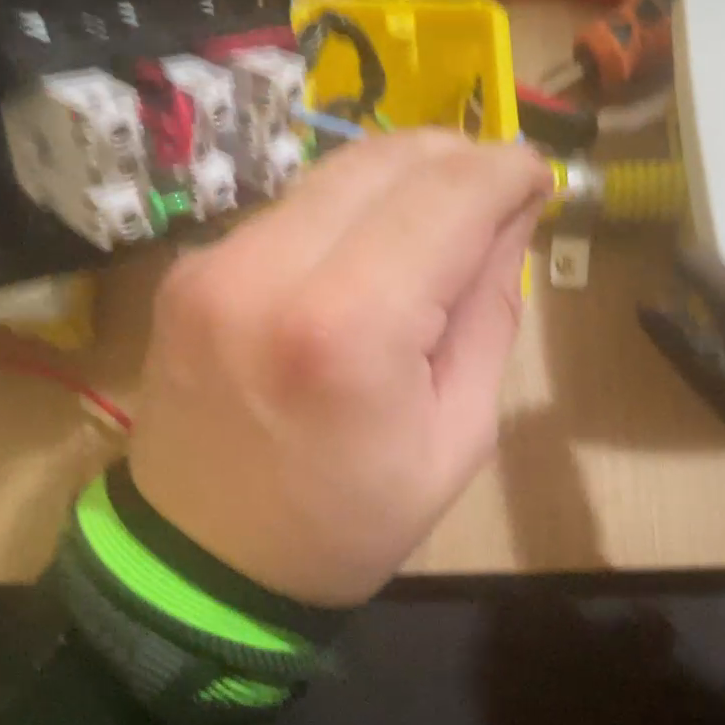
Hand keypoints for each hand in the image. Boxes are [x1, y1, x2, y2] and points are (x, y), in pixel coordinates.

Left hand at [128, 131, 548, 607]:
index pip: (446, 197)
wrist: (204, 565)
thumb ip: (489, 314)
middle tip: (492, 194)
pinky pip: (285, 214)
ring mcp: (214, 265)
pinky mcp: (187, 272)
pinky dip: (339, 217)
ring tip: (433, 228)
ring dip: (396, 185)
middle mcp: (270, 272)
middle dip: (454, 159)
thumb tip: (508, 219)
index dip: (506, 170)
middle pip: (383, 162)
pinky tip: (360, 260)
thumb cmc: (346, 522)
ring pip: (330, 176)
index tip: (537, 176)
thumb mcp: (455, 439)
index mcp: (351, 330)